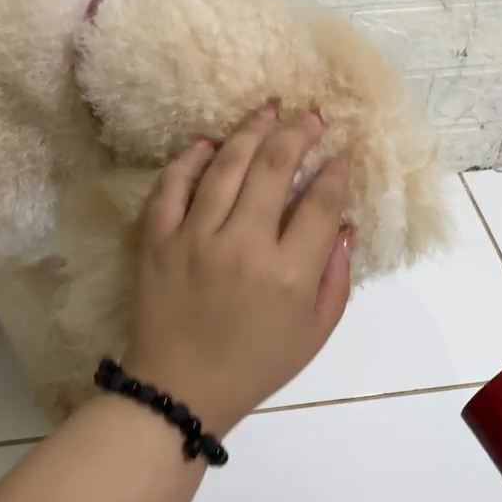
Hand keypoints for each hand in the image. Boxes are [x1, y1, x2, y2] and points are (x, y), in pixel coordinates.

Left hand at [120, 107, 351, 434]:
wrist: (179, 390)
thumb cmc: (254, 365)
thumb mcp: (313, 334)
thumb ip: (336, 279)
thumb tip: (344, 224)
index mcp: (288, 275)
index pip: (320, 204)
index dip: (335, 172)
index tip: (340, 156)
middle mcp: (243, 246)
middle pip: (274, 168)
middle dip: (297, 133)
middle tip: (309, 117)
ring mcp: (194, 239)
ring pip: (226, 166)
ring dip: (250, 132)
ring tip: (267, 111)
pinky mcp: (157, 240)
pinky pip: (171, 185)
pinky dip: (189, 159)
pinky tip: (207, 143)